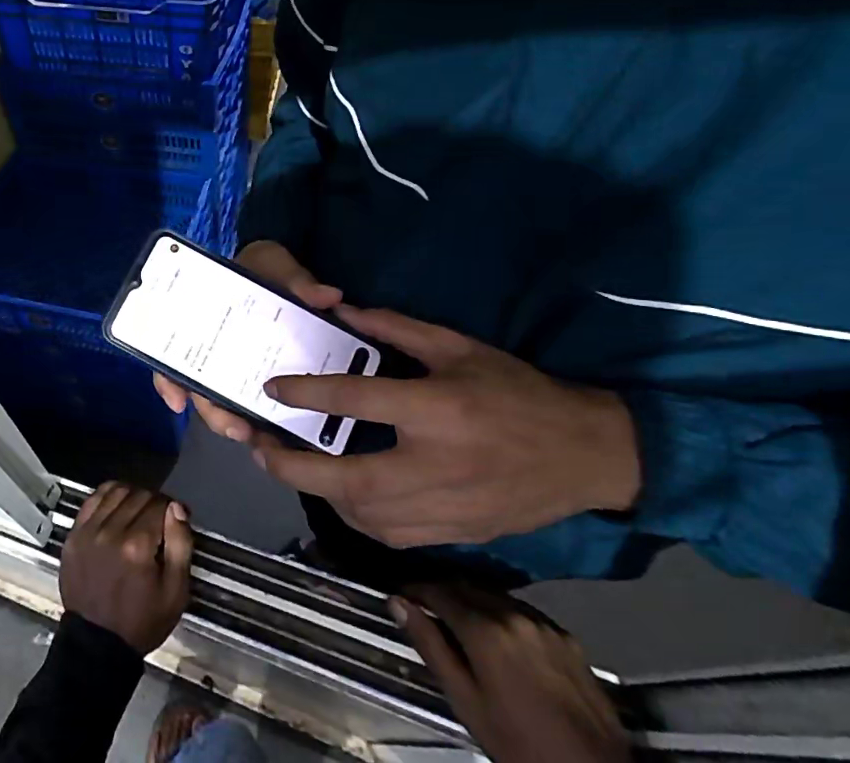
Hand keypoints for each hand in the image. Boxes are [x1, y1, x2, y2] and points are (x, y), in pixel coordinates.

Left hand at [60, 482, 194, 653]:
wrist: (97, 643)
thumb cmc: (141, 620)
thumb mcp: (175, 592)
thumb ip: (181, 544)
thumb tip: (177, 508)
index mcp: (137, 547)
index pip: (159, 504)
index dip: (173, 508)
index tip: (178, 517)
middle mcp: (110, 532)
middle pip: (138, 495)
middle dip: (155, 502)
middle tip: (160, 518)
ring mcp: (88, 532)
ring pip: (115, 491)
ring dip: (132, 495)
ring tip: (139, 511)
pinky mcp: (73, 535)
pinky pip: (92, 500)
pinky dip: (108, 496)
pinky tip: (117, 507)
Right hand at [153, 240, 342, 442]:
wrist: (281, 272)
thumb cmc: (263, 268)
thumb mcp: (271, 263)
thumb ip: (293, 277)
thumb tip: (325, 297)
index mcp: (205, 322)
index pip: (174, 353)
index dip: (169, 380)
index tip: (178, 403)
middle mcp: (214, 349)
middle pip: (200, 388)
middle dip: (214, 413)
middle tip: (238, 429)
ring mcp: (238, 366)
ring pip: (226, 402)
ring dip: (236, 422)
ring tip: (255, 435)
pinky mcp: (266, 376)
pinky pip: (257, 403)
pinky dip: (260, 421)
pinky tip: (271, 435)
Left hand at [255, 306, 640, 546]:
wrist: (590, 455)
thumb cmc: (519, 392)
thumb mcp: (459, 347)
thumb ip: (396, 328)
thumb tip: (342, 311)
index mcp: (436, 410)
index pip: (355, 402)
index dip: (306, 394)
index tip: (271, 389)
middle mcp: (435, 465)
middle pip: (347, 478)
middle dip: (293, 467)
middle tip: (259, 450)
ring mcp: (446, 508)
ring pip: (363, 516)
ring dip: (319, 494)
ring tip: (290, 469)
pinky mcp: (456, 534)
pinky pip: (390, 536)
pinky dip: (356, 517)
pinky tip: (340, 496)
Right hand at [389, 584, 628, 762]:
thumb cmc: (518, 743)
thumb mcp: (464, 699)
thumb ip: (430, 645)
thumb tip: (397, 603)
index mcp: (485, 629)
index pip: (438, 591)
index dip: (415, 590)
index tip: (400, 595)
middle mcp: (513, 614)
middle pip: (466, 587)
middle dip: (441, 592)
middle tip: (424, 606)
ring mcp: (544, 623)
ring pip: (495, 595)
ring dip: (471, 599)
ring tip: (458, 618)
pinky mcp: (567, 637)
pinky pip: (523, 610)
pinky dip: (501, 612)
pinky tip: (499, 633)